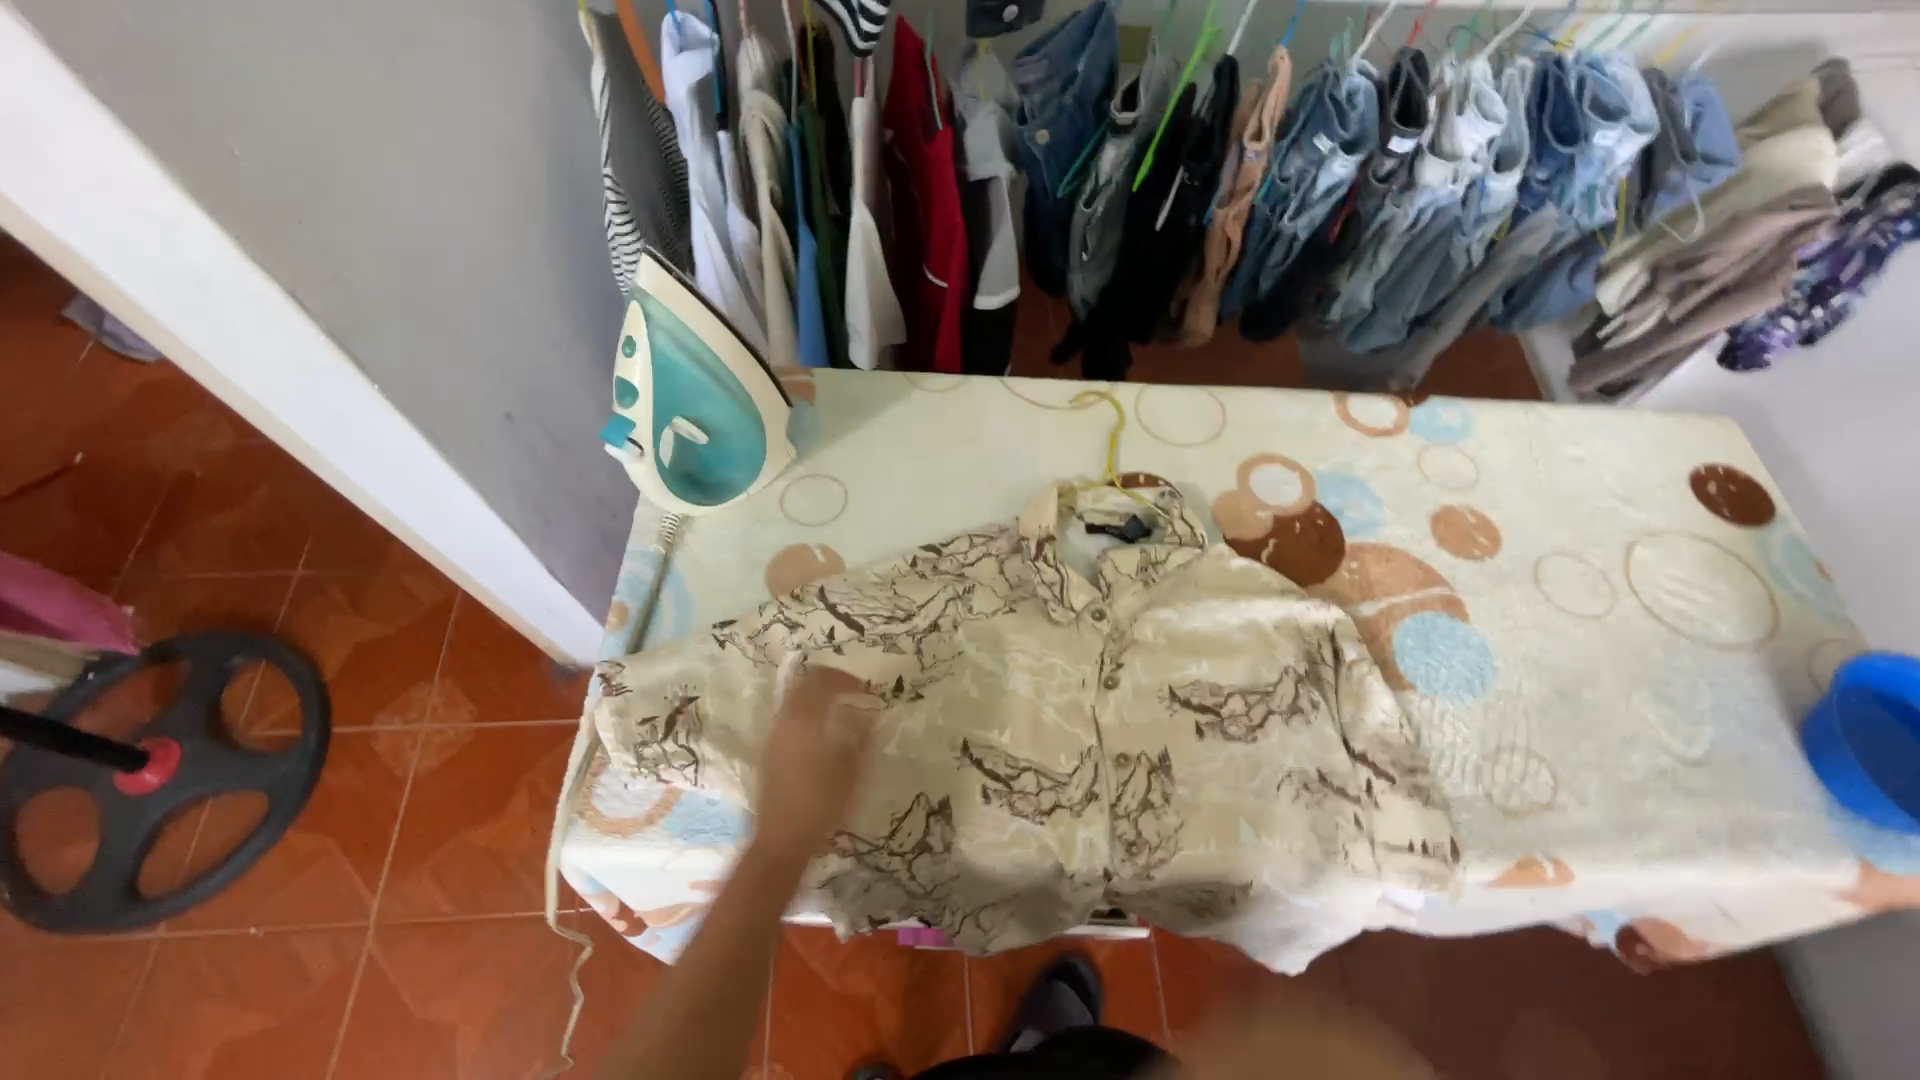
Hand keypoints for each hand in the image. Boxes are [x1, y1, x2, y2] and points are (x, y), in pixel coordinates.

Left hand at [750, 659, 883, 865]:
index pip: (824, 680)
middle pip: (804, 683)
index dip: (848, 679)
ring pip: (793, 699)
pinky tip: (821, 734)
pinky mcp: (767, 751)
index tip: (868, 691)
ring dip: (816, 697)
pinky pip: (787, 717)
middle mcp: (785, 720)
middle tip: (853, 692)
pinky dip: (805, 713)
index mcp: (806, 719)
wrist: (782, 840)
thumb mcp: (853, 771)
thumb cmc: (823, 806)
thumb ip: (864, 735)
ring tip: (840, 712)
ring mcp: (772, 735)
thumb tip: (875, 713)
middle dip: (830, 682)